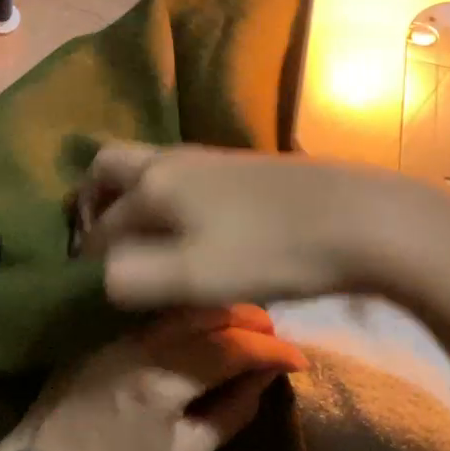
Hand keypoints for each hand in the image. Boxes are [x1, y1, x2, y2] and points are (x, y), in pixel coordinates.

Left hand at [0, 309, 308, 450]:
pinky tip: (205, 320)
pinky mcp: (103, 328)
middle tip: (276, 331)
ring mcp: (117, 330)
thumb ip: (231, 410)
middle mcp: (139, 342)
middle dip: (246, 318)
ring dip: (217, 309)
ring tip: (248, 322)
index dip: (270, 350)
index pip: (229, 347)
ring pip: (178, 306)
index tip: (299, 358)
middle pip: (203, 312)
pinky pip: (155, 311)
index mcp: (162, 377)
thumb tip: (263, 377)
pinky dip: (187, 312)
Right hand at [77, 142, 449, 306]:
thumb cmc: (270, 250)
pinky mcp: (235, 166)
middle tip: (98, 243)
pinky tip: (188, 233)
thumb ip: (131, 279)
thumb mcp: (193, 277)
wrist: (362, 217)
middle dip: (93, 202)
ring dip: (129, 200)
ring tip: (141, 245)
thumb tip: (97, 279)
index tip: (91, 293)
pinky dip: (161, 199)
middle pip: (107, 167)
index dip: (88, 260)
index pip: (99, 224)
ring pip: (144, 169)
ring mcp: (204, 157)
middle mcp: (167, 160)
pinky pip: (175, 176)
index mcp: (150, 183)